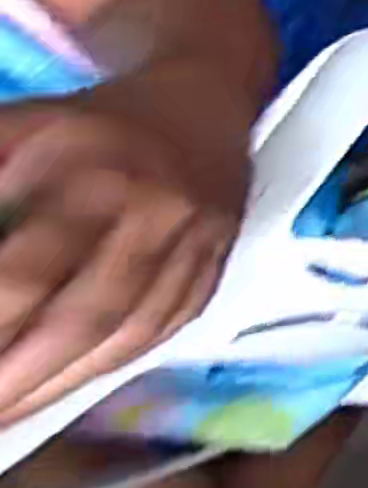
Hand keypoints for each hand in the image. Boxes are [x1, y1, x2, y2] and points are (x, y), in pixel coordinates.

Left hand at [0, 76, 247, 422]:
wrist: (204, 102)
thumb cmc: (83, 126)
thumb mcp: (3, 137)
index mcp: (96, 173)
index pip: (25, 274)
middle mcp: (162, 206)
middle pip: (87, 312)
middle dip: (10, 379)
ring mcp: (206, 230)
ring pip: (137, 325)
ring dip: (56, 385)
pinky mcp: (226, 248)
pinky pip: (177, 316)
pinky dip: (117, 361)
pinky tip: (66, 380)